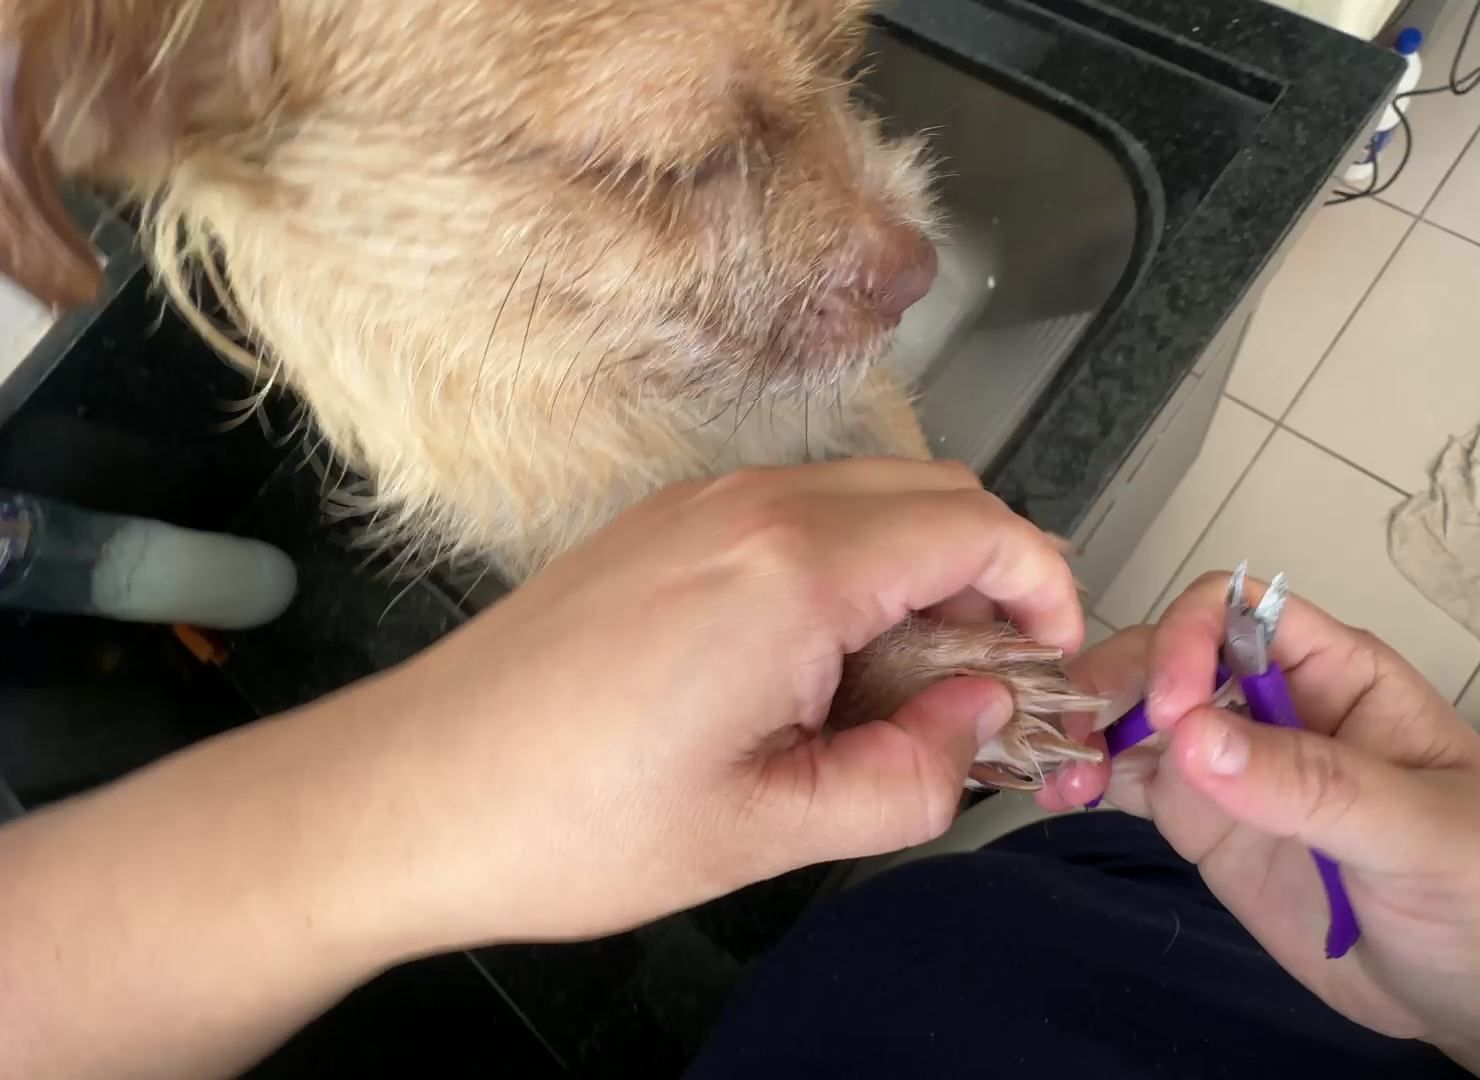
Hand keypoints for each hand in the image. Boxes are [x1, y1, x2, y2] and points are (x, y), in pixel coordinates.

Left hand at [0, 459, 1083, 1079]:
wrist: (402, 791)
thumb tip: (983, 717)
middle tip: (982, 674)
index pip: (982, 531)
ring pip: (883, 494)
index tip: (1050, 656)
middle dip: (995, 574)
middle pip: (944, 494)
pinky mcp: (683, 516)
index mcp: (797, 571)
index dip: (1044, 587)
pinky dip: (865, 559)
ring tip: (903, 671)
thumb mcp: (773, 831)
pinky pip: (818, 506)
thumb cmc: (576, 821)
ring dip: (928, 567)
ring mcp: (716, 499)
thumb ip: (913, 776)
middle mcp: (763, 504)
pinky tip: (826, 646)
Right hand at [1077, 575, 1479, 1078]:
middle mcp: (1267, 698)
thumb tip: (1190, 735)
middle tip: (1078, 731)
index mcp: (1332, 670)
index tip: (1169, 708)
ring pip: (1136, 711)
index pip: (1240, 610)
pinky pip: (1130, 777)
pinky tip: (1061, 795)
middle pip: (1170, 652)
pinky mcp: (1201, 812)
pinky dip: (1089, 777)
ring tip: (1057, 769)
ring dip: (1089, 727)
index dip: (1190, 636)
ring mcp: (1228, 757)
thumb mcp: (1421, 835)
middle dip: (1119, 679)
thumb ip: (1310, 782)